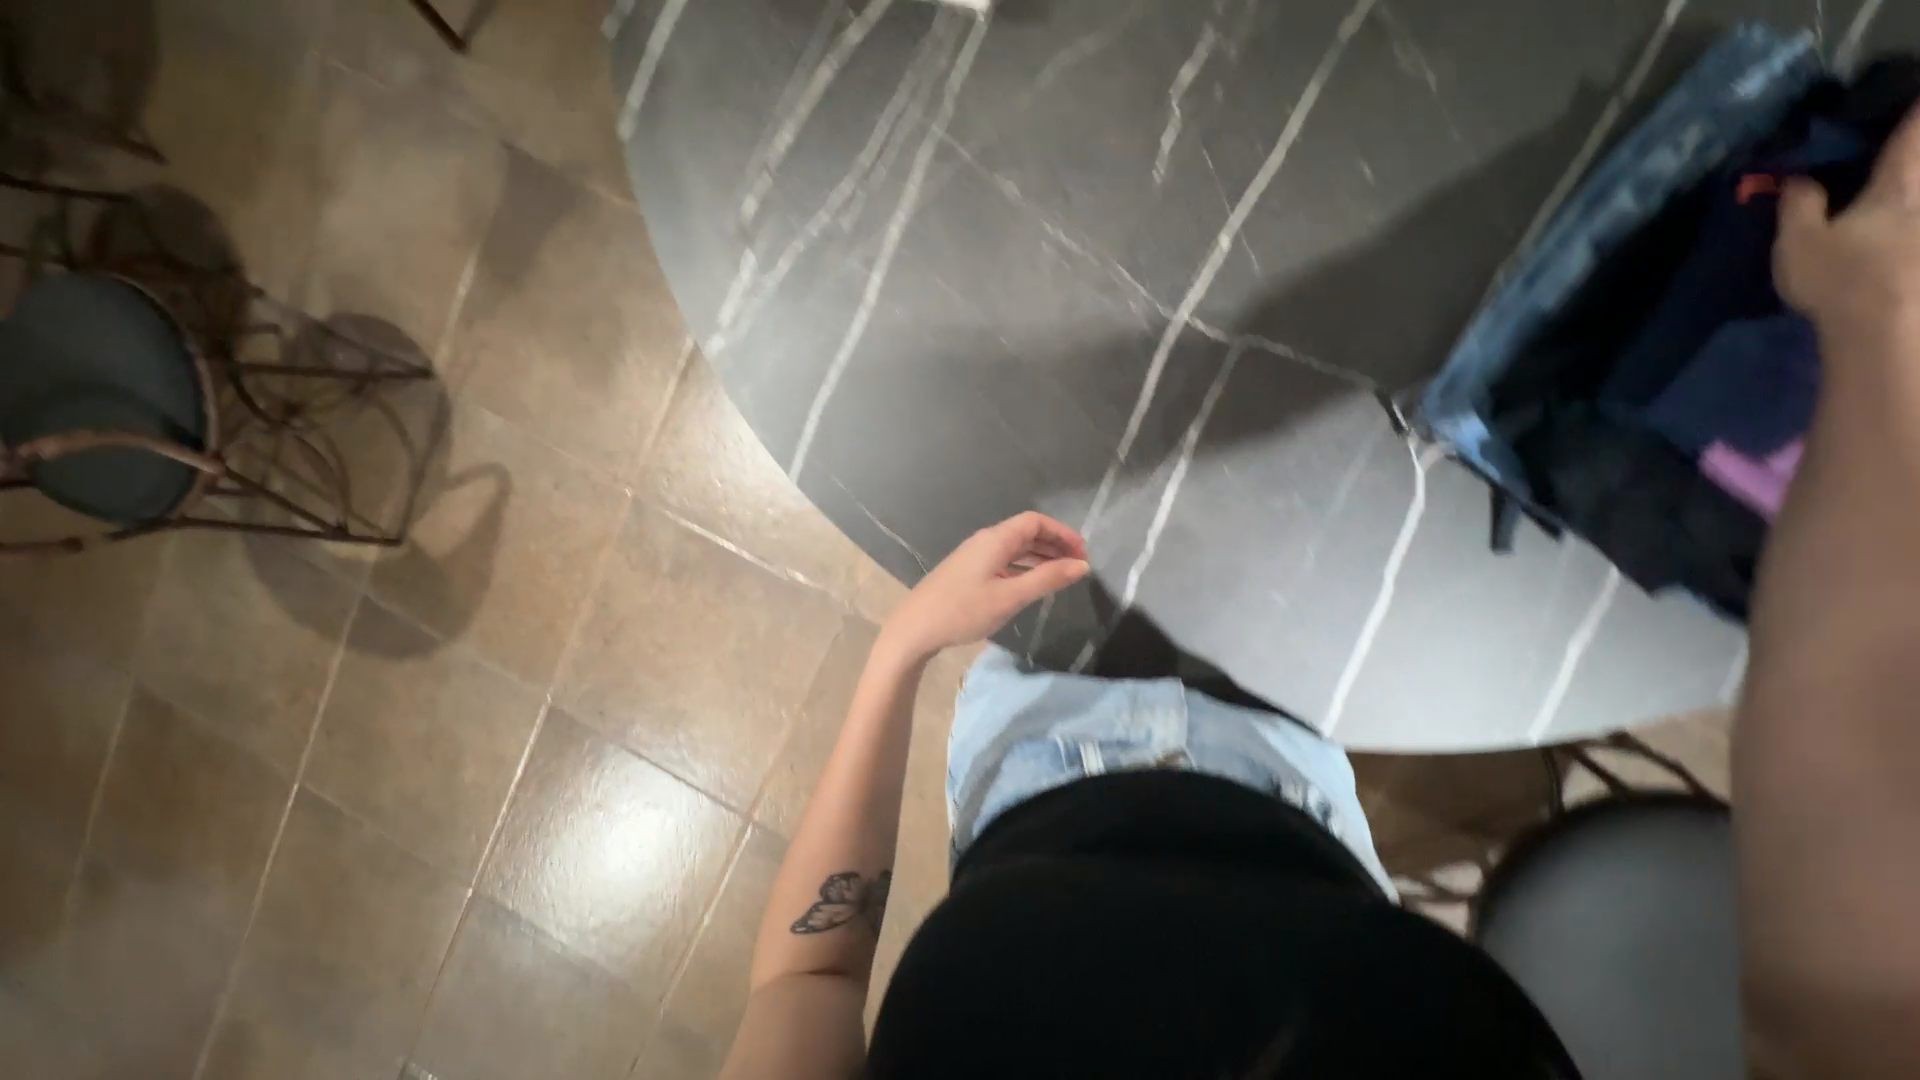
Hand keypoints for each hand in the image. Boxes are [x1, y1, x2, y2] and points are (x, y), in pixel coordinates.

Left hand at [876, 511, 1089, 663]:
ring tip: (1061, 576)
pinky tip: (1031, 586)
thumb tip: (1081, 565)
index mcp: (995, 540)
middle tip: (1078, 566)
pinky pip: (1003, 561)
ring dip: (1039, 558)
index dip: (1062, 533)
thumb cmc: (963, 611)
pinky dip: (1023, 568)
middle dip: (1054, 545)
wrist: (914, 629)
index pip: (1035, 521)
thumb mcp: (1010, 597)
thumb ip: (1047, 579)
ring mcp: (974, 557)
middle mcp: (985, 541)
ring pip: (1014, 549)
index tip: (1082, 553)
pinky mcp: (967, 573)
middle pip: (1025, 533)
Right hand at [1776, 103, 1919, 357]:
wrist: (1886, 324)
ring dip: (1910, 181)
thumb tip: (1799, 175)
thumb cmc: (1839, 278)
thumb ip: (1799, 205)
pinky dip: (1910, 214)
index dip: (1915, 108)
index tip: (1916, 86)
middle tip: (1905, 131)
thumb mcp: (1799, 243)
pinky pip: (1917, 220)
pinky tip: (1900, 224)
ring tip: (1899, 180)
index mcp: (1896, 184)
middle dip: (1914, 143)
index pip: (1913, 130)